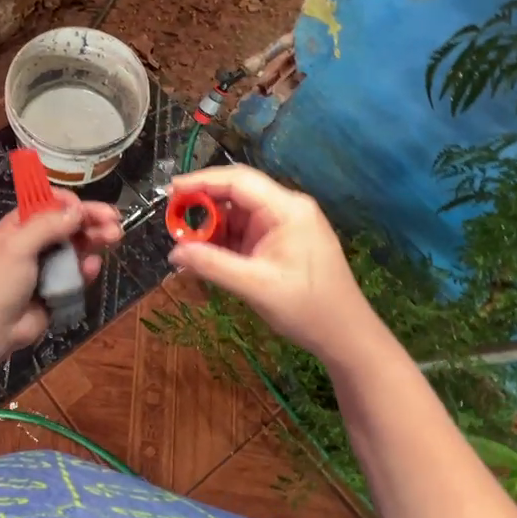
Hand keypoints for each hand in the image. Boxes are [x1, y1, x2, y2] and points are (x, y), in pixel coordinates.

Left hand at [0, 190, 123, 351]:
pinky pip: (78, 271)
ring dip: (96, 239)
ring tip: (115, 237)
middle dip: (92, 220)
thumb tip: (78, 209)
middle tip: (116, 222)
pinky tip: (93, 267)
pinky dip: (87, 267)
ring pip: (78, 245)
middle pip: (70, 223)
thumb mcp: (19, 246)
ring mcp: (49, 263)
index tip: (89, 210)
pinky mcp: (59, 284)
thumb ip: (48, 225)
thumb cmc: (2, 282)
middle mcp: (36, 239)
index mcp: (22, 224)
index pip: (52, 204)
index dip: (73, 204)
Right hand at [165, 165, 384, 364]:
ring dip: (210, 226)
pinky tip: (207, 256)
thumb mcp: (256, 286)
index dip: (201, 181)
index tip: (170, 192)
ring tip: (188, 245)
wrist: (346, 337)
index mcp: (287, 209)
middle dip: (202, 205)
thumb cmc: (308, 309)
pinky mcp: (279, 241)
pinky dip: (222, 240)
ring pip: (236, 213)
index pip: (238, 180)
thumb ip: (212, 265)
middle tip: (174, 223)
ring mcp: (284, 224)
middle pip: (235, 192)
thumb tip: (173, 252)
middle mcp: (286, 208)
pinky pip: (243, 230)